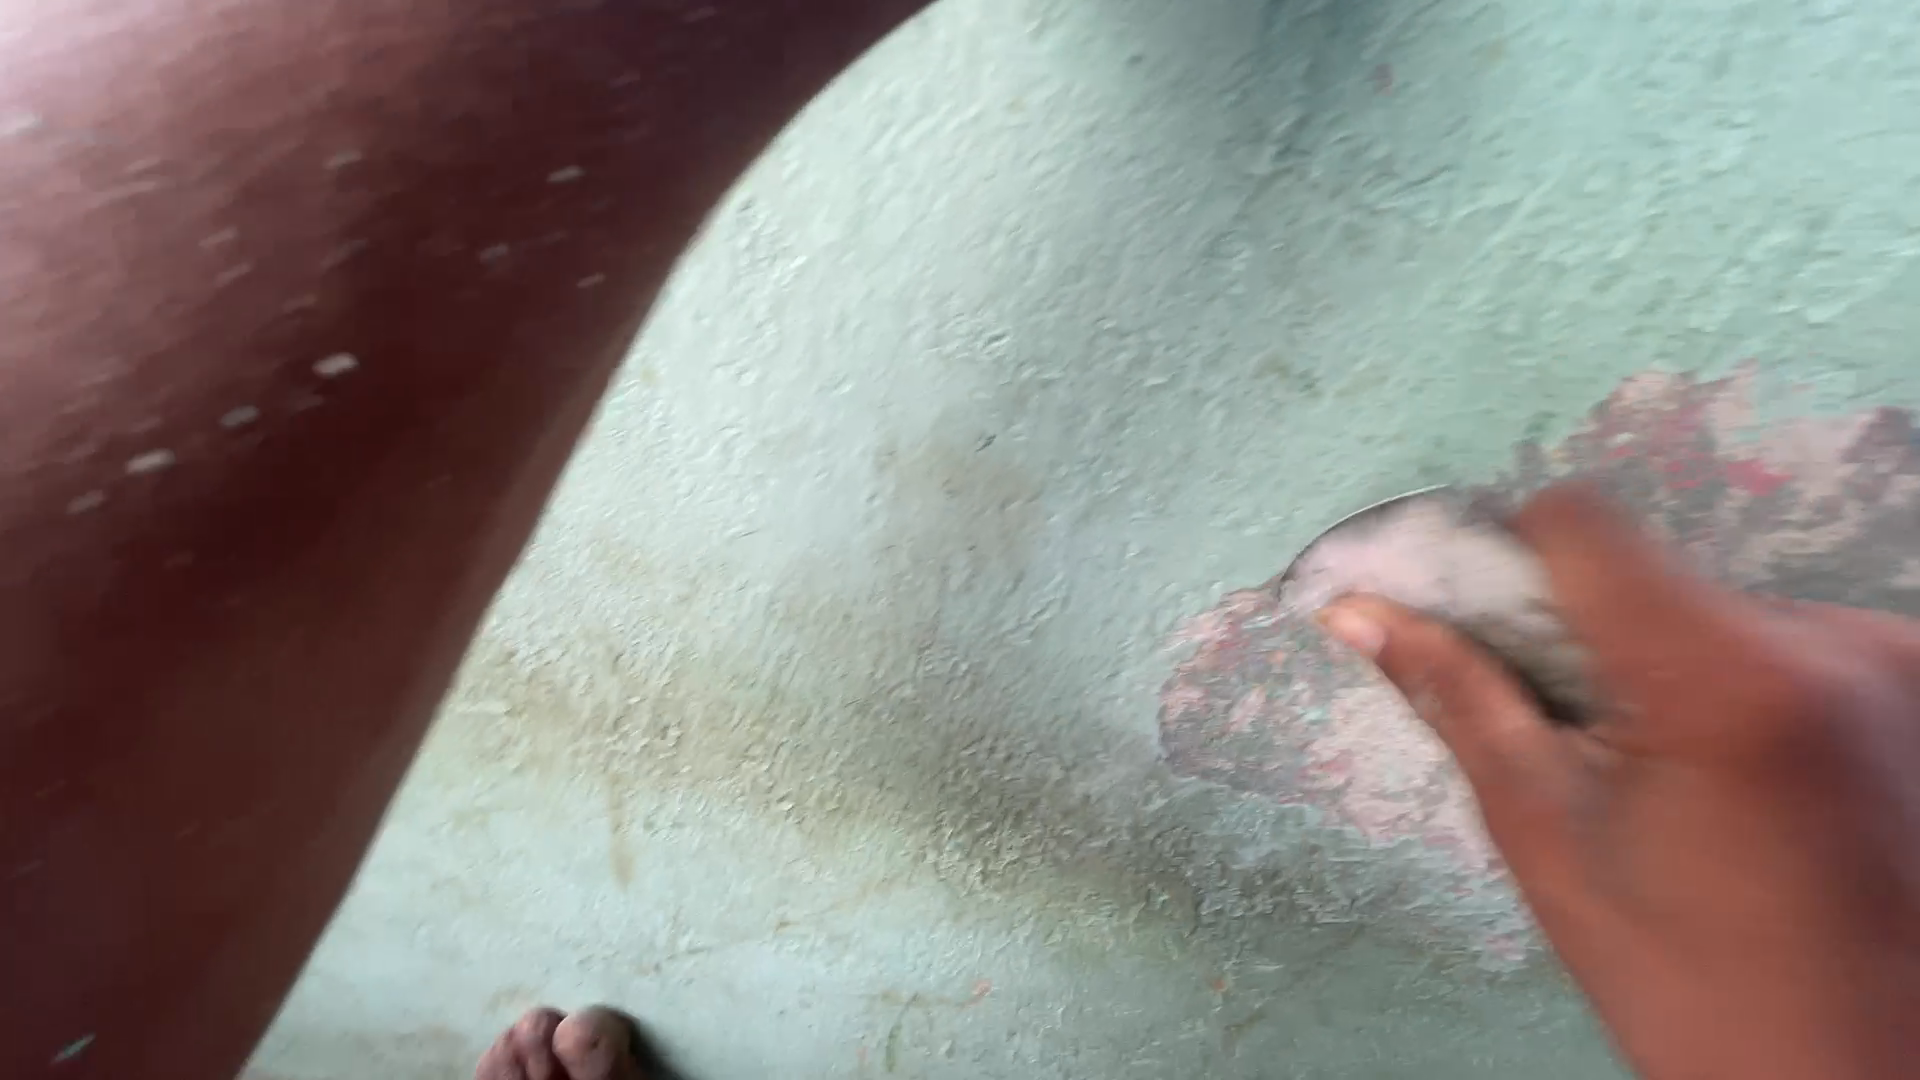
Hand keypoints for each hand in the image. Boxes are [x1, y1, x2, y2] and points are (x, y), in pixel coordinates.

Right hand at [1316, 486, 1919, 1079]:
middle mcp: (1836, 643)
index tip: (1475, 613)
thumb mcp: (1536, 819)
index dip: (1503, 550)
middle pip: (1635, 568)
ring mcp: (1896, 665)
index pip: (1578, 521)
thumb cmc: (1679, 969)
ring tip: (1634, 751)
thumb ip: (1450, 689)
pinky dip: (1704, 670)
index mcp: (1722, 676)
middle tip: (1546, 708)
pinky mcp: (1918, 690)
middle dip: (1566, 618)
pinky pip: (1764, 634)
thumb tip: (1349, 612)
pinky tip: (1705, 761)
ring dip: (1636, 649)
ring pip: (1694, 601)